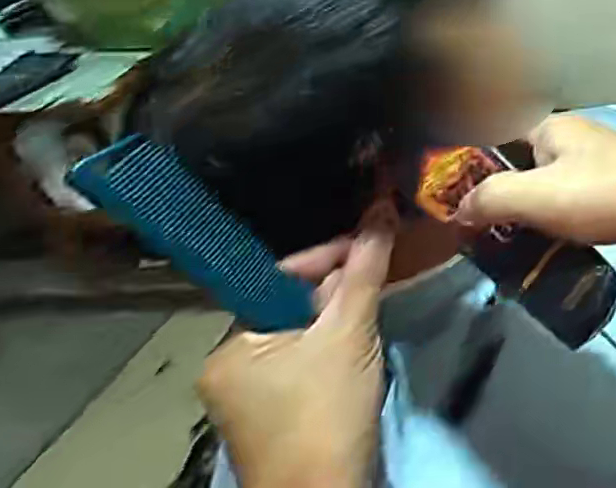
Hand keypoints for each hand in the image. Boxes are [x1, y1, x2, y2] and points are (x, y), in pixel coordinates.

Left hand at [196, 207, 394, 487]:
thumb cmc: (327, 407)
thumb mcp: (350, 329)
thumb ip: (365, 267)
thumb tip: (382, 208)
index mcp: (231, 347)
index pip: (281, 277)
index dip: (330, 255)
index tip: (375, 243)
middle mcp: (231, 364)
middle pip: (296, 300)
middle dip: (342, 285)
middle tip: (384, 273)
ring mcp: (252, 388)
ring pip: (307, 325)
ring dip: (345, 310)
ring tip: (380, 301)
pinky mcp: (279, 403)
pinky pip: (309, 350)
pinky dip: (339, 337)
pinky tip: (364, 336)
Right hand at [450, 114, 615, 252]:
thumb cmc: (603, 195)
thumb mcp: (536, 196)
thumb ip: (490, 198)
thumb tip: (458, 210)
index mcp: (553, 128)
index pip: (496, 138)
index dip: (470, 168)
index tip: (451, 204)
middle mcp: (574, 138)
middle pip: (519, 165)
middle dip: (498, 198)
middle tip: (476, 234)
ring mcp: (596, 162)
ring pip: (545, 188)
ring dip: (526, 215)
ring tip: (506, 247)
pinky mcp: (612, 188)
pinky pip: (569, 203)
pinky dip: (554, 222)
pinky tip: (545, 246)